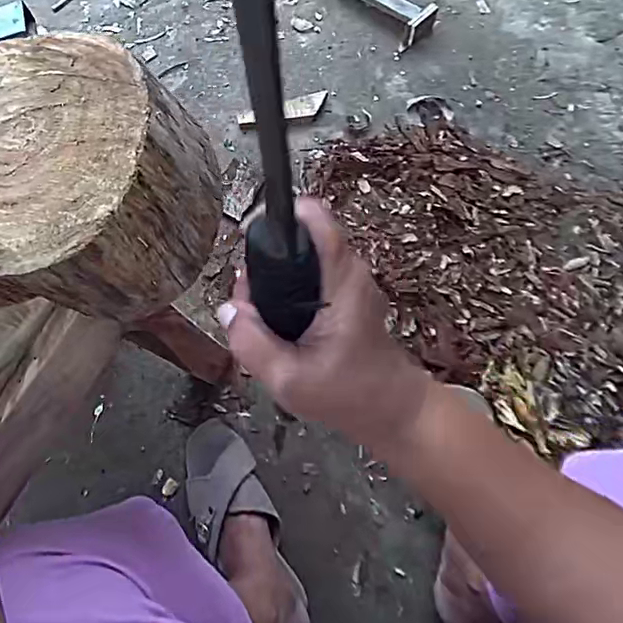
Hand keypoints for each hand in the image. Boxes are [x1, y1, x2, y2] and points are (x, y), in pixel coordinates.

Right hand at [219, 197, 432, 449]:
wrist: (391, 408)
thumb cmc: (348, 394)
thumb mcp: (288, 378)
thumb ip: (252, 343)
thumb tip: (230, 309)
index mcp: (343, 283)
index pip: (321, 225)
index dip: (291, 214)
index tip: (260, 228)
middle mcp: (353, 274)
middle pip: (306, 241)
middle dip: (271, 260)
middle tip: (249, 297)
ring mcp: (356, 283)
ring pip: (310, 260)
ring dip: (281, 278)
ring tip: (259, 315)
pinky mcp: (353, 295)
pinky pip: (318, 276)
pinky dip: (295, 289)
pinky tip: (280, 322)